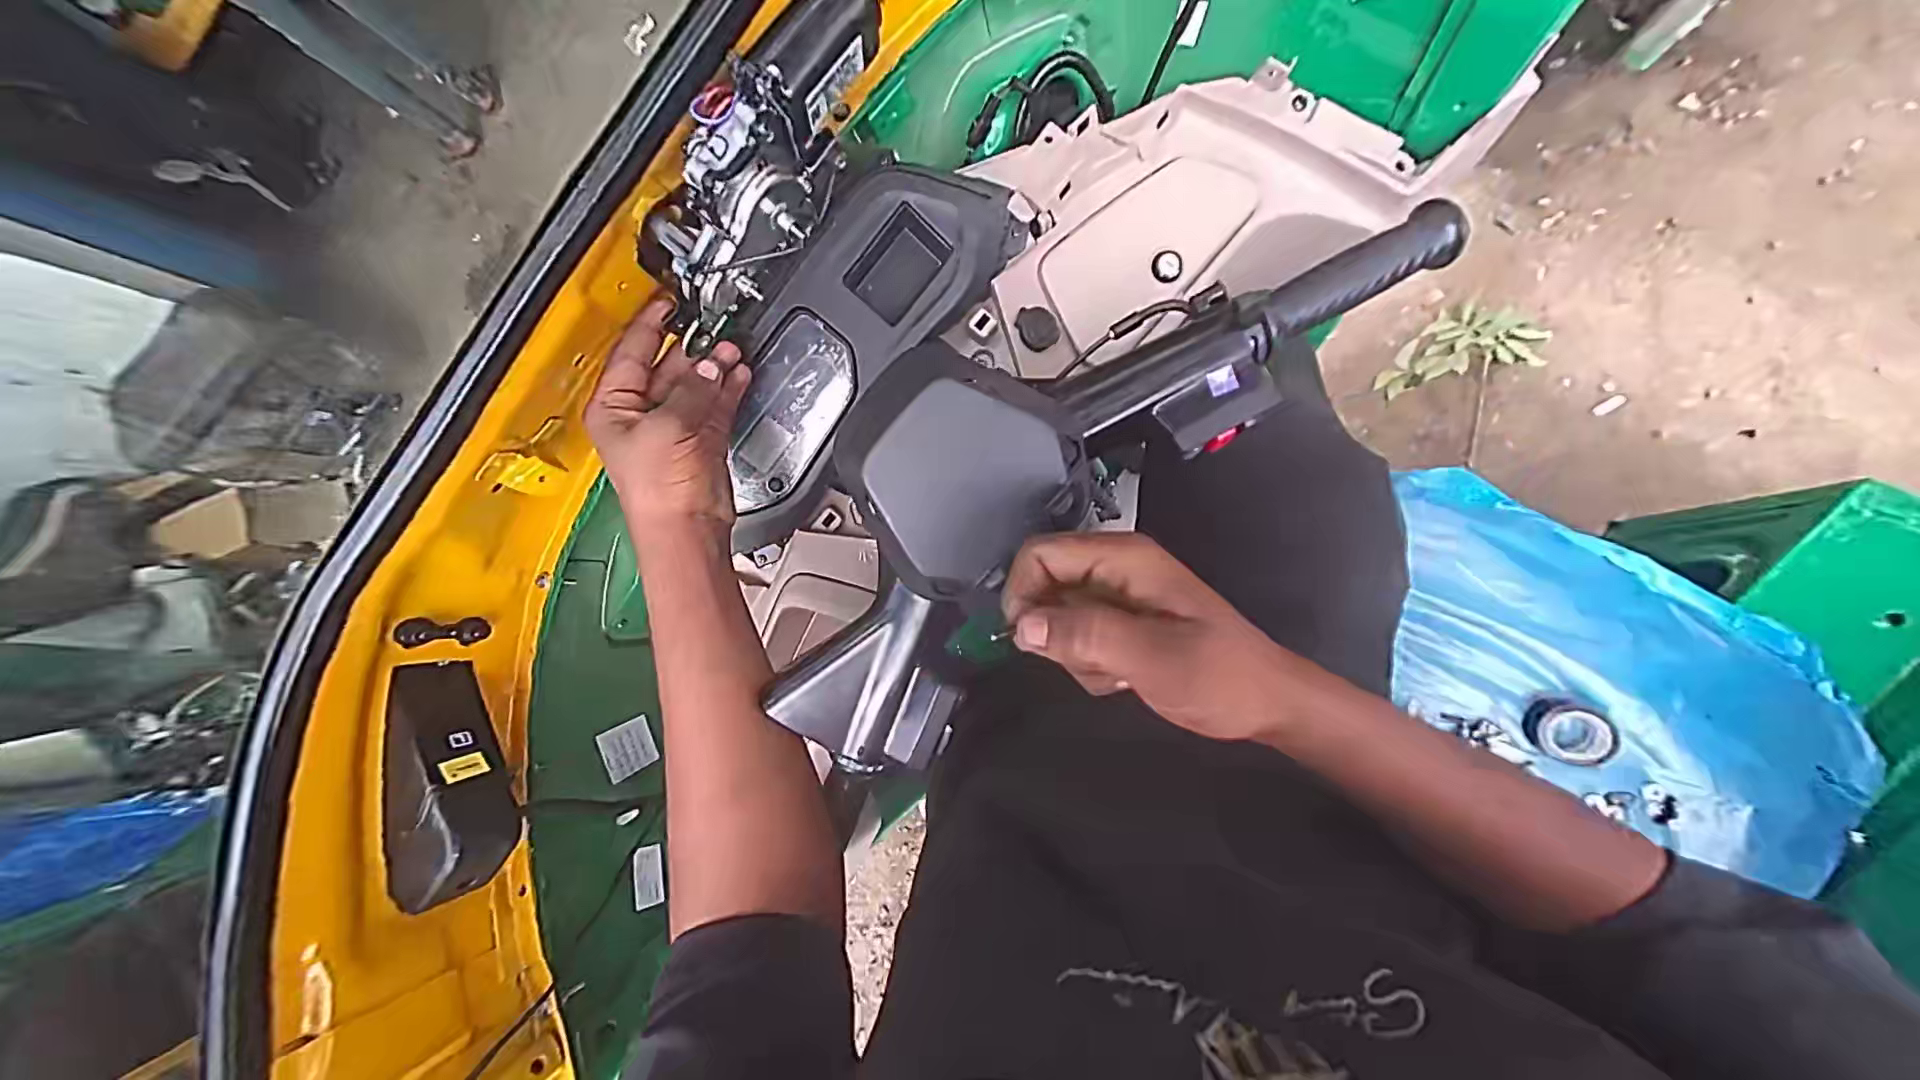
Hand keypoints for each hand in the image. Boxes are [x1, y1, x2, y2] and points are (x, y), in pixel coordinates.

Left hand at [584, 296, 750, 527]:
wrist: (686, 528)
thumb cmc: (658, 491)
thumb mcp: (668, 428)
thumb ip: (692, 392)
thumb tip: (710, 366)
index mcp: (614, 407)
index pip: (631, 353)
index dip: (649, 325)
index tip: (666, 302)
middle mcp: (641, 415)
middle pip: (667, 368)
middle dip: (692, 350)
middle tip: (713, 330)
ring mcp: (673, 428)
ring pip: (696, 386)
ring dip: (714, 369)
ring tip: (731, 350)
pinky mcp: (701, 441)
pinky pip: (715, 406)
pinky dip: (728, 391)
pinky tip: (738, 375)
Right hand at [1001, 532, 1334, 741]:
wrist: (1266, 703)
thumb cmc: (1218, 675)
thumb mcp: (1151, 657)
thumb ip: (1084, 635)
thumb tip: (1022, 625)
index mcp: (1124, 558)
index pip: (1041, 553)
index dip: (1023, 591)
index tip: (1026, 637)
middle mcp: (1115, 568)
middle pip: (1044, 585)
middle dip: (1052, 630)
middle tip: (1087, 662)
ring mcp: (1117, 596)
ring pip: (1055, 617)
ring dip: (1073, 653)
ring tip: (1116, 673)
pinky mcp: (1119, 622)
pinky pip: (1075, 637)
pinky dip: (1086, 663)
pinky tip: (1122, 678)